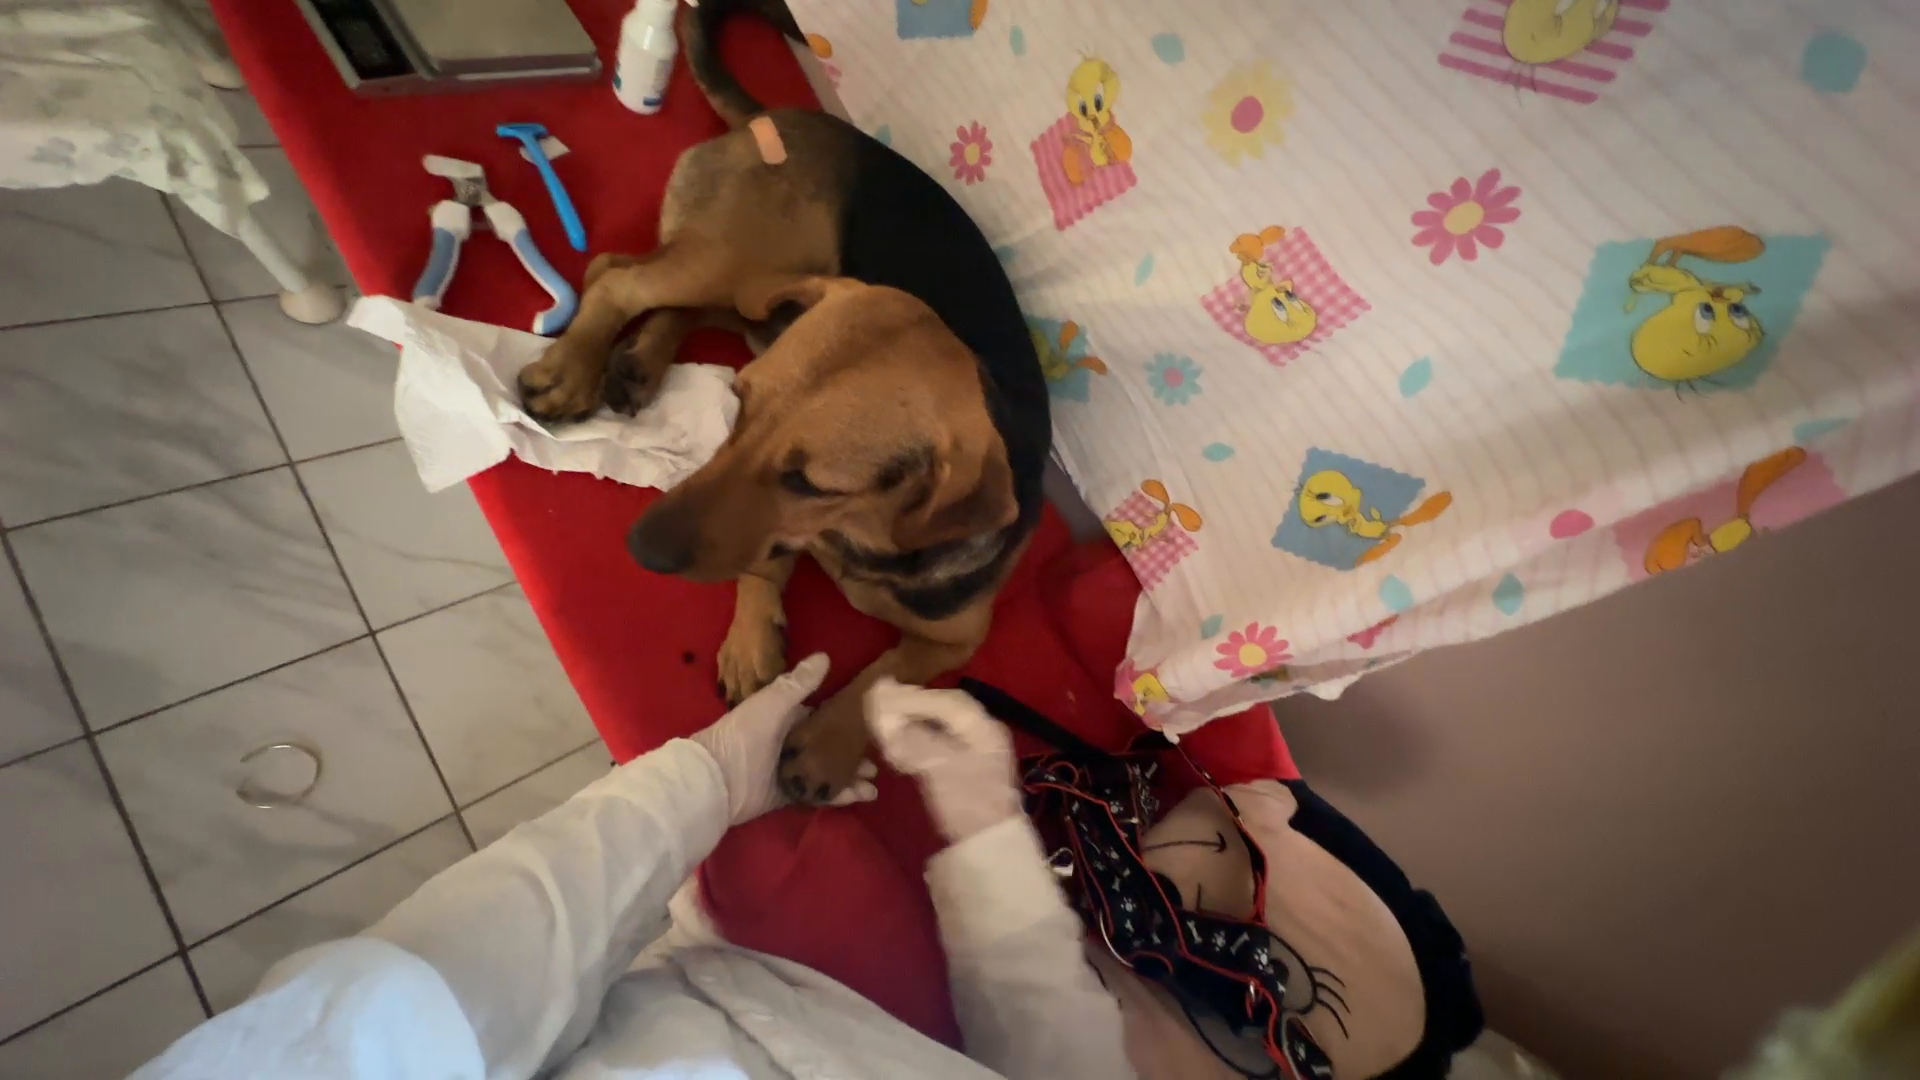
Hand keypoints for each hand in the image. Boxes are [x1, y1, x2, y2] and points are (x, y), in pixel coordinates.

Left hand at [690, 654, 876, 823]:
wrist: (717, 779)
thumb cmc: (744, 734)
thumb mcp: (773, 702)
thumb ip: (799, 683)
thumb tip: (826, 655)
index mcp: (787, 719)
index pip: (823, 718)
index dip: (847, 722)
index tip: (872, 724)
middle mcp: (792, 744)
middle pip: (830, 748)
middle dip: (854, 755)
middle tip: (878, 760)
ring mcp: (792, 771)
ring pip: (829, 773)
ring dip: (851, 778)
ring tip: (875, 786)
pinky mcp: (791, 795)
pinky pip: (820, 794)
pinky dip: (840, 796)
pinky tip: (861, 797)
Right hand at [867, 678, 1022, 842]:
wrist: (988, 851)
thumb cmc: (969, 802)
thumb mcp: (941, 767)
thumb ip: (913, 740)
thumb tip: (883, 716)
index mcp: (984, 728)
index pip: (948, 702)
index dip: (915, 696)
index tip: (884, 694)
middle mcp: (982, 736)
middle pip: (944, 713)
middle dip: (913, 707)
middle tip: (882, 705)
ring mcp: (975, 757)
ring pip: (939, 730)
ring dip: (912, 725)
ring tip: (885, 724)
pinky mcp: (963, 776)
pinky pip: (937, 749)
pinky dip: (916, 744)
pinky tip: (898, 749)